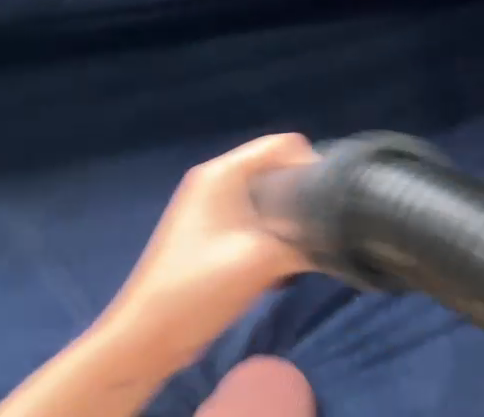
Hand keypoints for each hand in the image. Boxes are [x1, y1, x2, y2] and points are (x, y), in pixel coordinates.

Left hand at [99, 134, 321, 373]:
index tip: (332, 201)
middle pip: (277, 171)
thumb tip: (338, 236)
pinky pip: (255, 222)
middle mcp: (216, 181)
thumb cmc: (200, 287)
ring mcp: (212, 210)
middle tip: (322, 229)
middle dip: (303, 198)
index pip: (283, 145)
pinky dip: (272, 239)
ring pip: (268, 200)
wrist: (146, 339)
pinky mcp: (212, 236)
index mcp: (223, 172)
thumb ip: (306, 240)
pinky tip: (280, 272)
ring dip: (289, 223)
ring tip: (302, 253)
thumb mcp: (262, 260)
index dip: (313, 166)